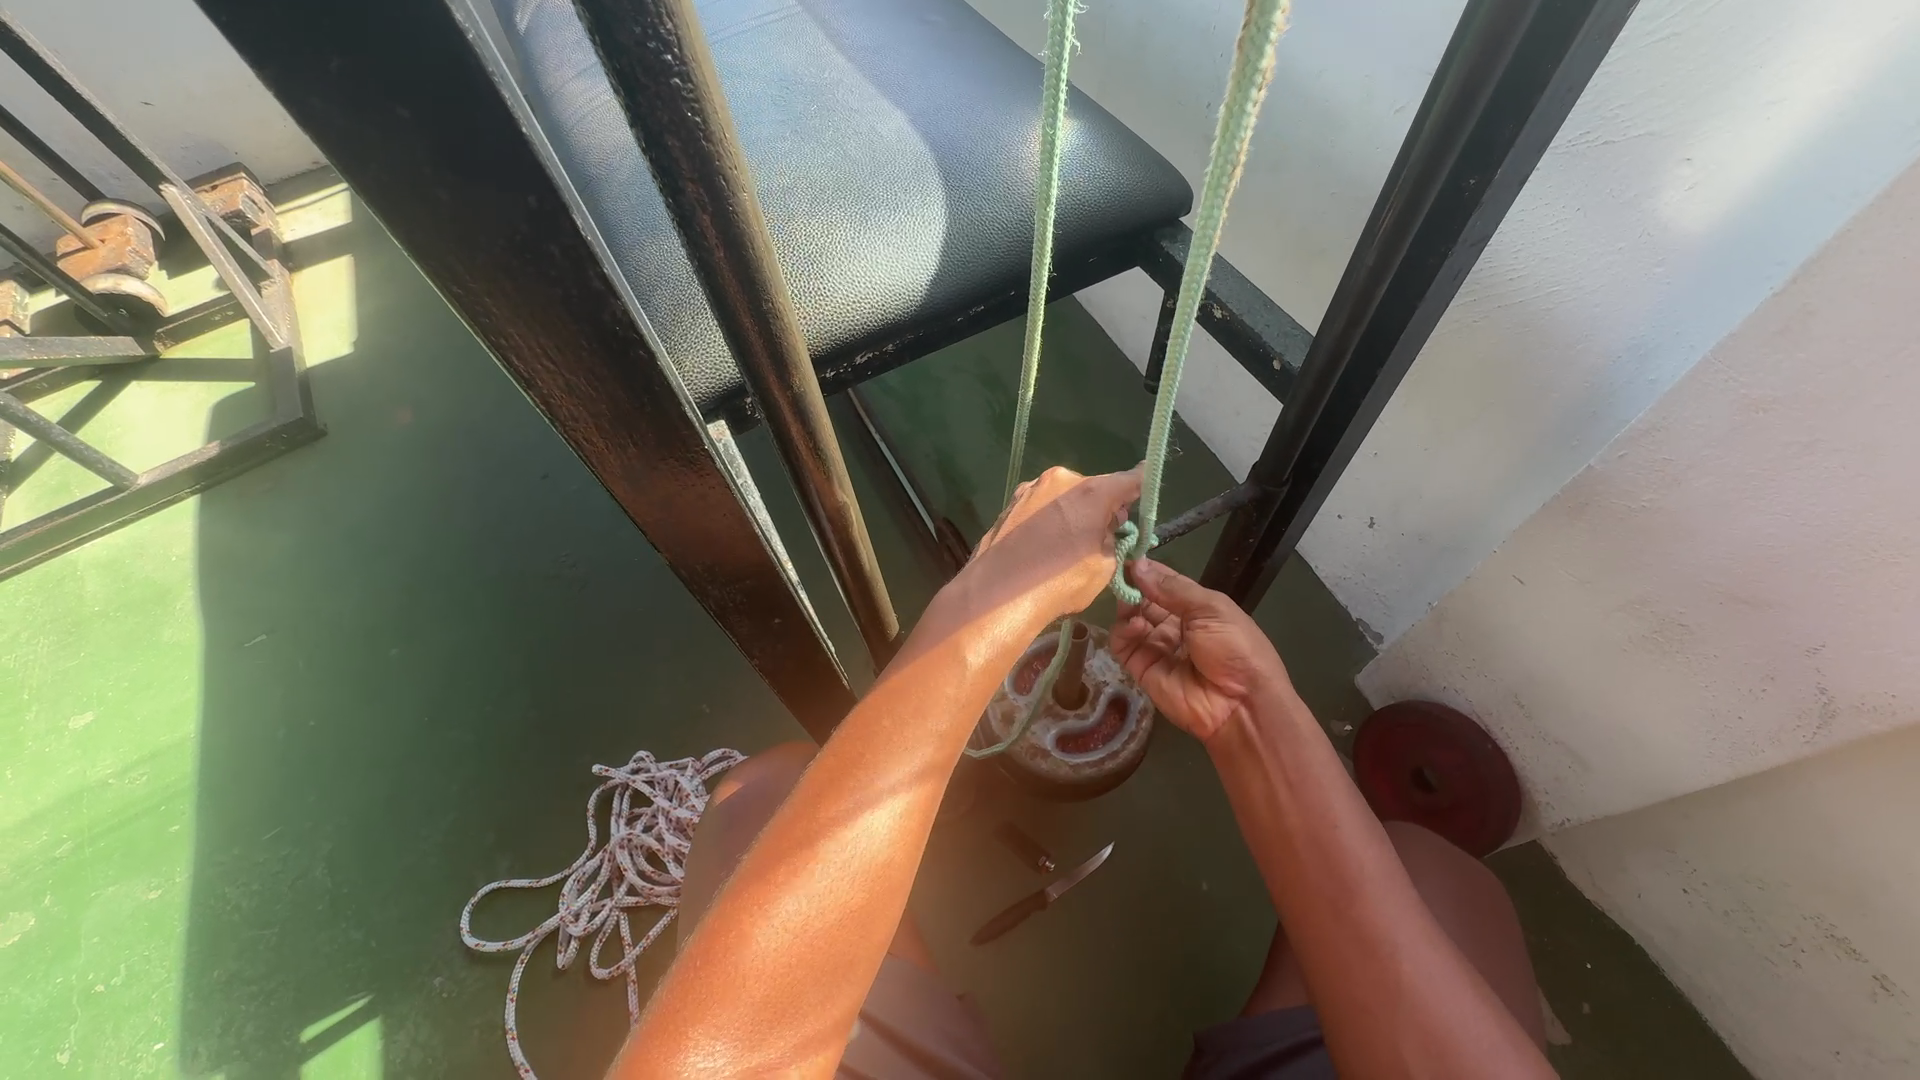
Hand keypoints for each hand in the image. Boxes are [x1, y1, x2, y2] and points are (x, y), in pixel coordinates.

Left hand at [957, 466, 1140, 626]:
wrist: (996, 595)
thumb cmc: (1059, 582)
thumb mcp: (1104, 566)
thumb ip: (1112, 539)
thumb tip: (1105, 529)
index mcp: (1090, 491)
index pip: (1128, 480)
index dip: (1141, 486)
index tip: (1146, 489)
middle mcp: (1059, 480)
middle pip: (1093, 488)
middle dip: (1102, 507)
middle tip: (1104, 536)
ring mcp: (1029, 490)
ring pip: (1064, 497)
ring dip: (1073, 513)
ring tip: (1069, 547)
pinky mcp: (1009, 505)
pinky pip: (1041, 508)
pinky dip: (1049, 521)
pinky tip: (1044, 548)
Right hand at [1110, 559, 1292, 741]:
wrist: (1240, 705)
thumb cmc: (1235, 648)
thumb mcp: (1211, 609)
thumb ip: (1172, 588)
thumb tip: (1138, 565)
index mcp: (1196, 607)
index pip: (1164, 582)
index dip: (1147, 569)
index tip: (1125, 553)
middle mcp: (1174, 624)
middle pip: (1144, 599)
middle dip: (1132, 586)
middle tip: (1118, 576)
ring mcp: (1157, 646)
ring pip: (1130, 619)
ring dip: (1127, 607)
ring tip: (1130, 603)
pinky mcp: (1142, 668)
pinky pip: (1124, 645)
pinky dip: (1123, 632)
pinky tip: (1135, 627)